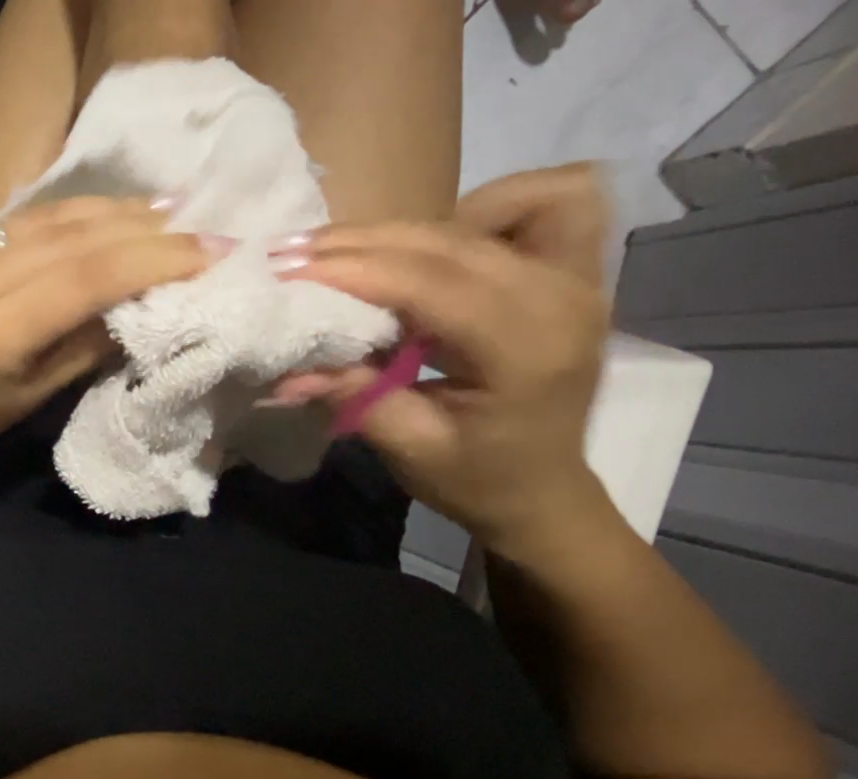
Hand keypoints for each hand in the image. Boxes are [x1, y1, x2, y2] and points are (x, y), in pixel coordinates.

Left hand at [0, 197, 222, 460]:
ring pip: (50, 218)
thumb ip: (92, 342)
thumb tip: (156, 297)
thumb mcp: (36, 394)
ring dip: (115, 211)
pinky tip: (113, 211)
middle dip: (143, 230)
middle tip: (201, 227)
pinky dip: (76, 213)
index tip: (208, 253)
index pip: (83, 277)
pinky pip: (26, 218)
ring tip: (170, 211)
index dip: (151, 260)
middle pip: (71, 238)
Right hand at [273, 166, 616, 561]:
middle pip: (453, 240)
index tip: (287, 268)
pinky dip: (487, 208)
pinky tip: (435, 245)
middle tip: (295, 255)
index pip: (433, 283)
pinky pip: (548, 200)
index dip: (356, 269)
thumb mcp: (409, 448)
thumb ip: (356, 396)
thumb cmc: (476, 478)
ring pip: (502, 204)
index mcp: (526, 350)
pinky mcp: (574, 268)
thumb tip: (288, 367)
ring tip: (352, 253)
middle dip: (366, 242)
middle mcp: (564, 298)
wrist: (543, 489)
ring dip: (418, 225)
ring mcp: (579, 276)